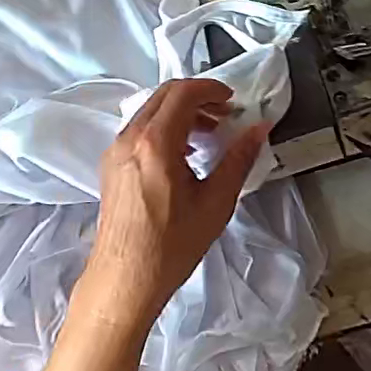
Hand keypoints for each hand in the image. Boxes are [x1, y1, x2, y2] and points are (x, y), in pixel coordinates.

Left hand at [79, 79, 269, 333]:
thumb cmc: (170, 246)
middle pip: (164, 95)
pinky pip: (140, 129)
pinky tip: (184, 154)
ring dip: (182, 113)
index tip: (233, 100)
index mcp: (154, 143)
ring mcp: (116, 150)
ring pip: (151, 111)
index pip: (183, 93)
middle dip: (198, 97)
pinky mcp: (111, 165)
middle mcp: (129, 138)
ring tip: (210, 135)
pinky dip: (165, 128)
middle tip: (225, 114)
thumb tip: (259, 129)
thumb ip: (239, 159)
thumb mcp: (215, 202)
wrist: (124, 281)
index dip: (211, 89)